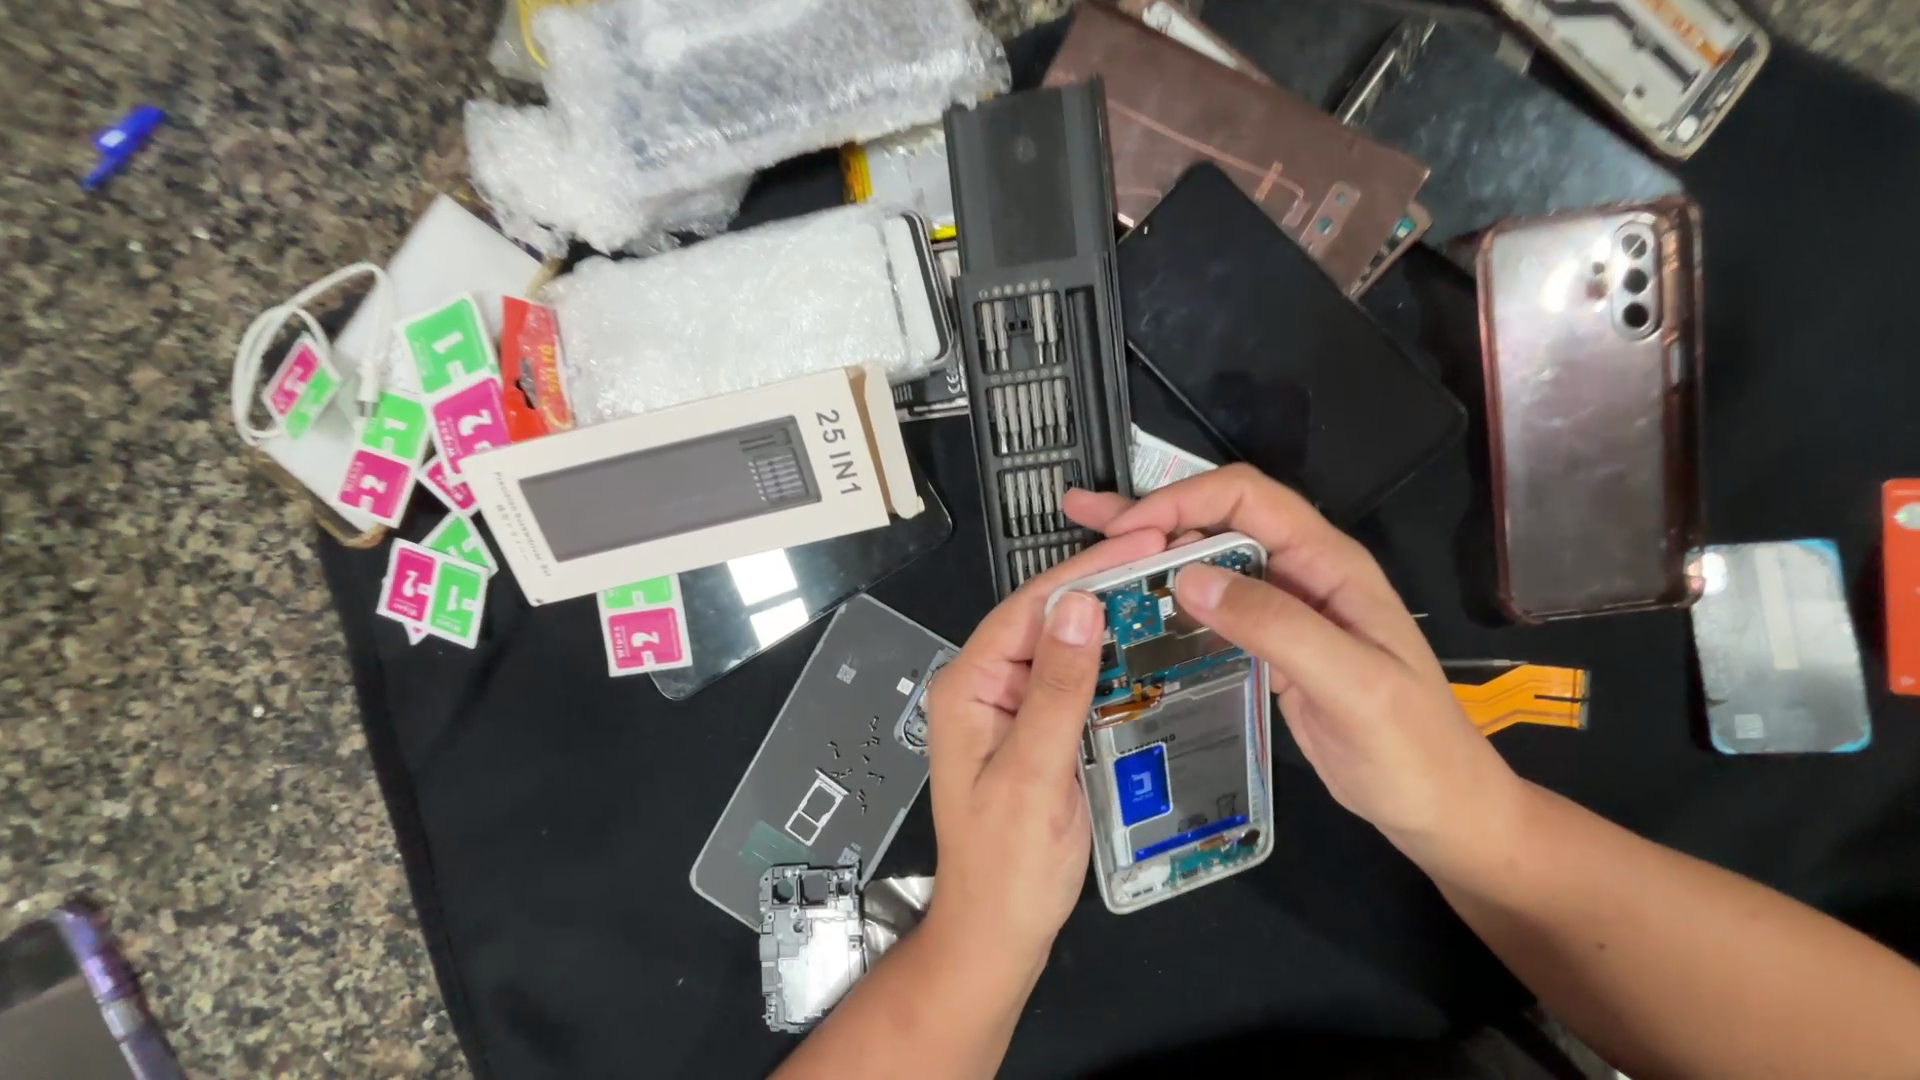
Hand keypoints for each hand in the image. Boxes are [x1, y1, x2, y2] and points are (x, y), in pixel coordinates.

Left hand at [922, 529, 1167, 965]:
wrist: (999, 932)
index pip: (1027, 609)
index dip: (1083, 572)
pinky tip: (1142, 645)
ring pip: (1061, 646)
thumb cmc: (1008, 864)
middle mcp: (984, 686)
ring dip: (1107, 618)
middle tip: (1164, 556)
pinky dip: (1107, 659)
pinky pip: (1072, 679)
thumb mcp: (1033, 773)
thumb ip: (1056, 689)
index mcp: (968, 686)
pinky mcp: (1035, 728)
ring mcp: (1009, 707)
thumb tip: (1079, 605)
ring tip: (1162, 587)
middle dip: (1099, 585)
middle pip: (1043, 619)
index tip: (1141, 542)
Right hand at [1064, 466, 1522, 870]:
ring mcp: (1284, 606)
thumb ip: (1275, 625)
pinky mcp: (1268, 640)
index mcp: (1329, 563)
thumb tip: (1187, 576)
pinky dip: (1166, 592)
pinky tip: (1134, 603)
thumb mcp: (1350, 684)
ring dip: (1151, 547)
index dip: (1182, 501)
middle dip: (1150, 510)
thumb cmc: (1409, 747)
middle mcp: (1302, 571)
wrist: (1437, 806)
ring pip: (1208, 557)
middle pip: (1219, 517)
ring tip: (1090, 548)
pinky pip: (1210, 601)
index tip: (1125, 529)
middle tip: (1083, 513)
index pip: (1247, 498)